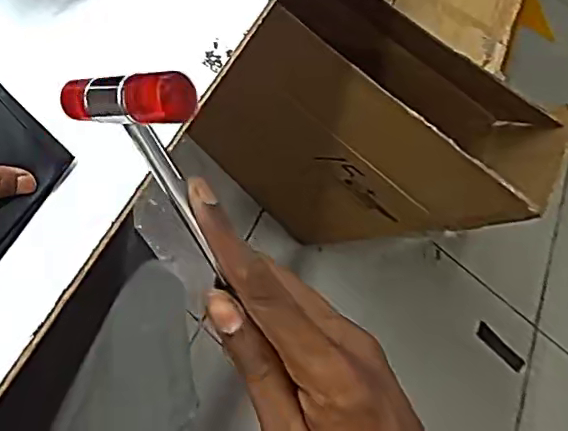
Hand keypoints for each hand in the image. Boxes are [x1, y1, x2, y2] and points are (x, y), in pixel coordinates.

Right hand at [191, 177, 424, 430]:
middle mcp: (354, 346)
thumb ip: (254, 367)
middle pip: (276, 280)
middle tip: (200, 265)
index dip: (224, 236)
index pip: (262, 285)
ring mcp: (365, 346)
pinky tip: (266, 324)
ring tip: (231, 309)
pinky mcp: (367, 350)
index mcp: (332, 370)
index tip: (203, 198)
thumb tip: (220, 306)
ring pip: (293, 290)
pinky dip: (279, 303)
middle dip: (234, 265)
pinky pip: (311, 307)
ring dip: (256, 286)